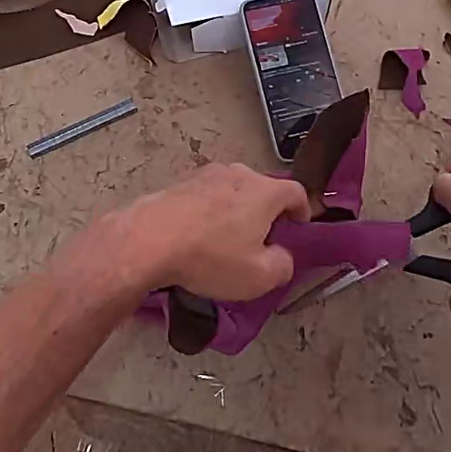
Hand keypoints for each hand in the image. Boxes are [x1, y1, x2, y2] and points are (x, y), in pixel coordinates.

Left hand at [96, 164, 311, 301]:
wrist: (148, 240)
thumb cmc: (209, 256)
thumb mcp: (259, 277)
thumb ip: (282, 266)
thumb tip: (282, 259)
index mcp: (266, 191)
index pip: (297, 192)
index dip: (302, 210)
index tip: (298, 225)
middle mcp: (240, 175)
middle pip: (263, 189)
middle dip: (266, 212)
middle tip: (261, 240)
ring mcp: (208, 175)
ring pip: (233, 191)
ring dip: (235, 211)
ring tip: (225, 241)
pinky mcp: (181, 183)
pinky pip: (206, 197)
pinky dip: (209, 213)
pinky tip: (198, 237)